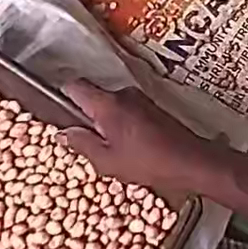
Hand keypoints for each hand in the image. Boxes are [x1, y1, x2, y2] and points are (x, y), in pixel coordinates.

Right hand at [60, 81, 214, 192]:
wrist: (189, 160)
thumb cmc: (147, 162)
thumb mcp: (107, 160)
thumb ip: (82, 143)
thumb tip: (63, 133)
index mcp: (107, 104)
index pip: (76, 86)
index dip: (63, 94)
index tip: (58, 109)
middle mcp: (123, 94)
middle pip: (94, 97)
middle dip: (87, 116)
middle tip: (86, 142)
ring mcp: (140, 98)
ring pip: (111, 105)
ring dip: (106, 122)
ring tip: (110, 149)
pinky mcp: (152, 106)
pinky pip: (127, 110)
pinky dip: (122, 124)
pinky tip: (128, 146)